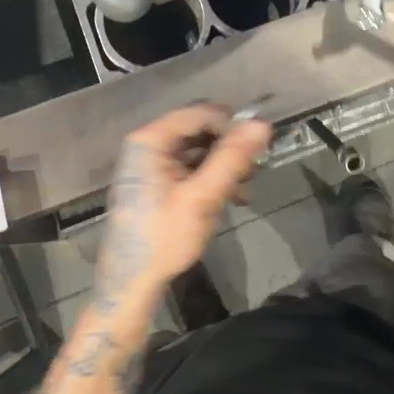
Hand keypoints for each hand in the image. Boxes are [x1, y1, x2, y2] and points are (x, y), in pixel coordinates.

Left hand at [95, 105, 272, 307]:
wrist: (131, 280)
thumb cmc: (164, 237)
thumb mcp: (202, 197)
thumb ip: (232, 159)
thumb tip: (262, 125)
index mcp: (150, 141)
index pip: (200, 113)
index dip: (231, 125)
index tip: (258, 146)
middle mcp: (146, 145)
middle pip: (198, 131)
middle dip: (228, 148)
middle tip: (255, 170)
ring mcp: (149, 165)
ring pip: (196, 151)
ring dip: (223, 166)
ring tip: (245, 189)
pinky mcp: (155, 184)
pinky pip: (188, 168)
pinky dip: (210, 178)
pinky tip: (231, 197)